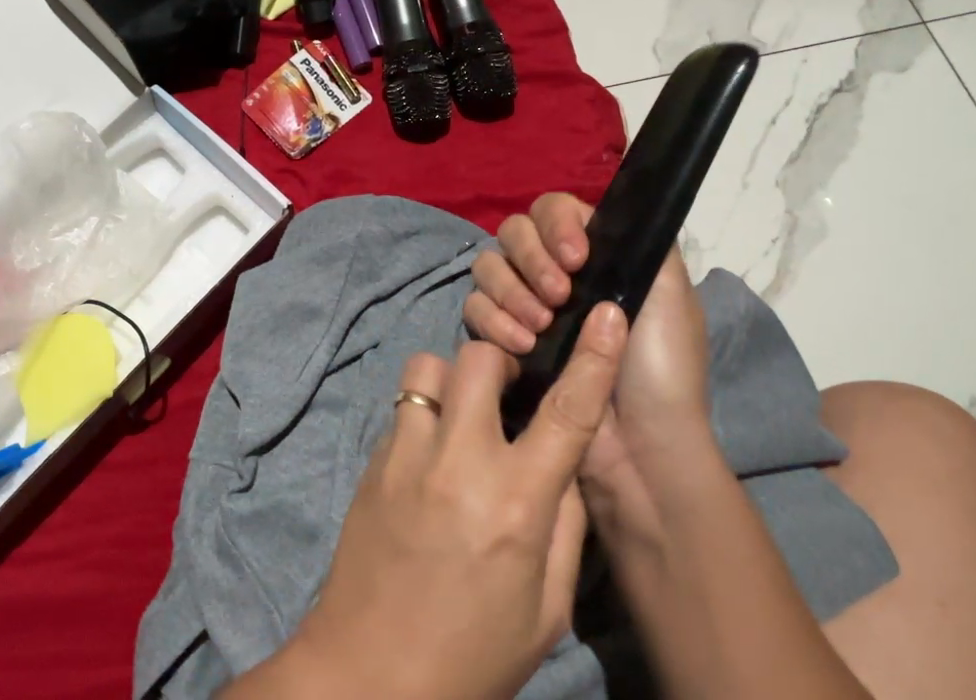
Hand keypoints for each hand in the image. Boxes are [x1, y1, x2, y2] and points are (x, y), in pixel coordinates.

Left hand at [232, 324, 625, 698]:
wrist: (368, 674)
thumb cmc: (473, 653)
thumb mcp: (546, 606)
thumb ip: (563, 525)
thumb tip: (562, 466)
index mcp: (515, 504)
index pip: (566, 412)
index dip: (593, 358)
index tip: (607, 312)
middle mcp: (457, 463)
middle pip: (479, 359)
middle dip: (501, 362)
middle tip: (508, 396)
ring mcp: (404, 457)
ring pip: (427, 370)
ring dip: (453, 383)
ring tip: (463, 422)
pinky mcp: (370, 464)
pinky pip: (403, 411)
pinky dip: (424, 417)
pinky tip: (431, 458)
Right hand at [464, 193, 716, 539]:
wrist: (640, 447)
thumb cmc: (662, 369)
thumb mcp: (671, 293)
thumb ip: (643, 238)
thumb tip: (600, 206)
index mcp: (596, 257)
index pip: (554, 209)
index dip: (556, 224)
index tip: (576, 256)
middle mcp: (556, 275)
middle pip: (513, 233)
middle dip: (531, 260)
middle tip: (560, 296)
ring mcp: (524, 308)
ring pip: (488, 268)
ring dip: (511, 292)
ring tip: (541, 328)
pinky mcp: (500, 343)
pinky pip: (474, 310)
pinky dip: (494, 322)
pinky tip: (522, 346)